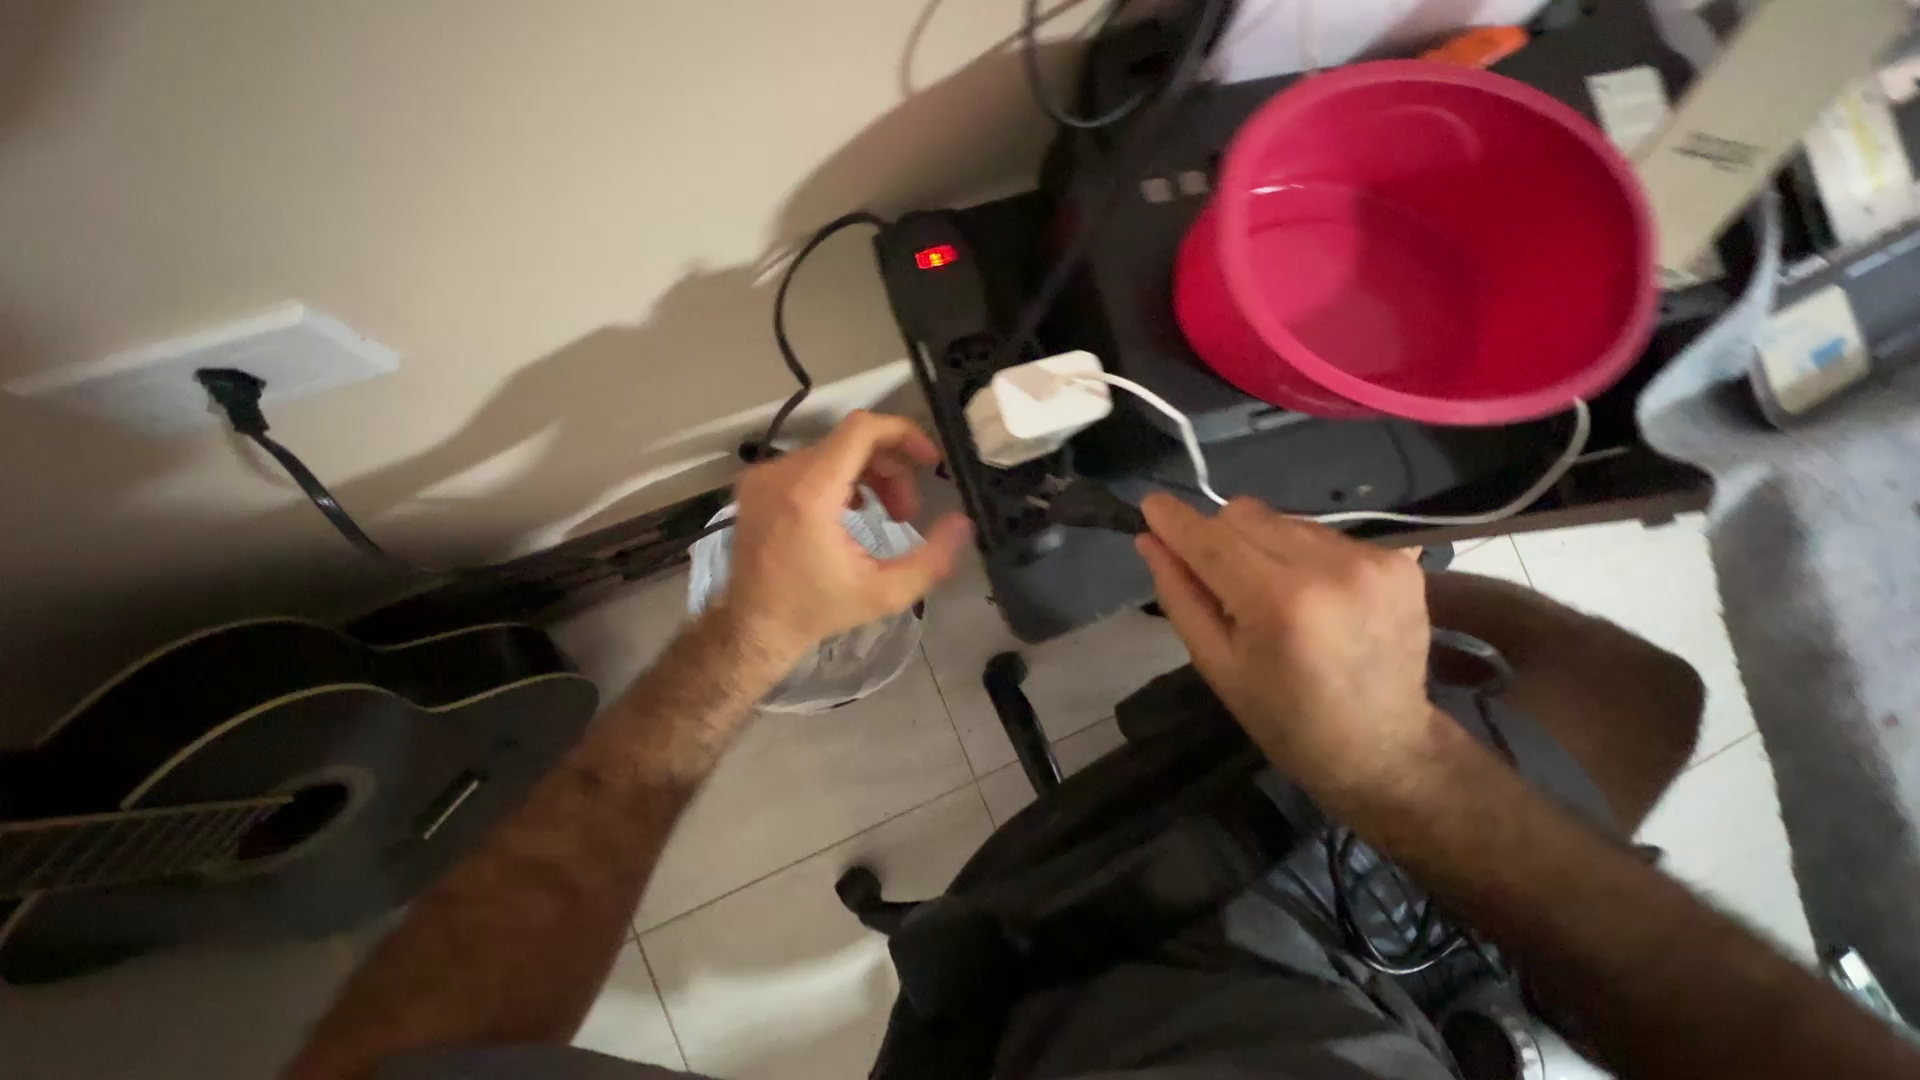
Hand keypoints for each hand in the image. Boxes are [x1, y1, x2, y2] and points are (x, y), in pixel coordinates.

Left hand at [718, 411, 972, 664]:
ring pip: (833, 450)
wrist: (755, 627)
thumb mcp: (886, 593)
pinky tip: (853, 511)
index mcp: (811, 494)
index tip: (928, 460)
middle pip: (852, 441)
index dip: (904, 434)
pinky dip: (840, 477)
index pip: (861, 430)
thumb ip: (933, 558)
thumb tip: (963, 523)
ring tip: (886, 513)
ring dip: (869, 474)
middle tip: (907, 511)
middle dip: (892, 468)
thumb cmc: (817, 611)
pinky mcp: (757, 484)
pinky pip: (810, 462)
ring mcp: (764, 477)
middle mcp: (782, 474)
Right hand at [1136, 494, 1438, 801]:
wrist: (1383, 749)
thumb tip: (1149, 540)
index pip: (1210, 539)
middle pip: (1244, 514)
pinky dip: (1304, 555)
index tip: (1150, 504)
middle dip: (1218, 538)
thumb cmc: (1284, 718)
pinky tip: (1313, 597)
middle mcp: (1328, 567)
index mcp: (1277, 602)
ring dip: (1263, 545)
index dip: (1174, 520)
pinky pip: (1323, 533)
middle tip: (1221, 582)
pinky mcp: (1399, 560)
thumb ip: (1180, 595)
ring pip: (1283, 519)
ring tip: (1275, 595)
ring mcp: (1371, 559)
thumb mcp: (1216, 665)